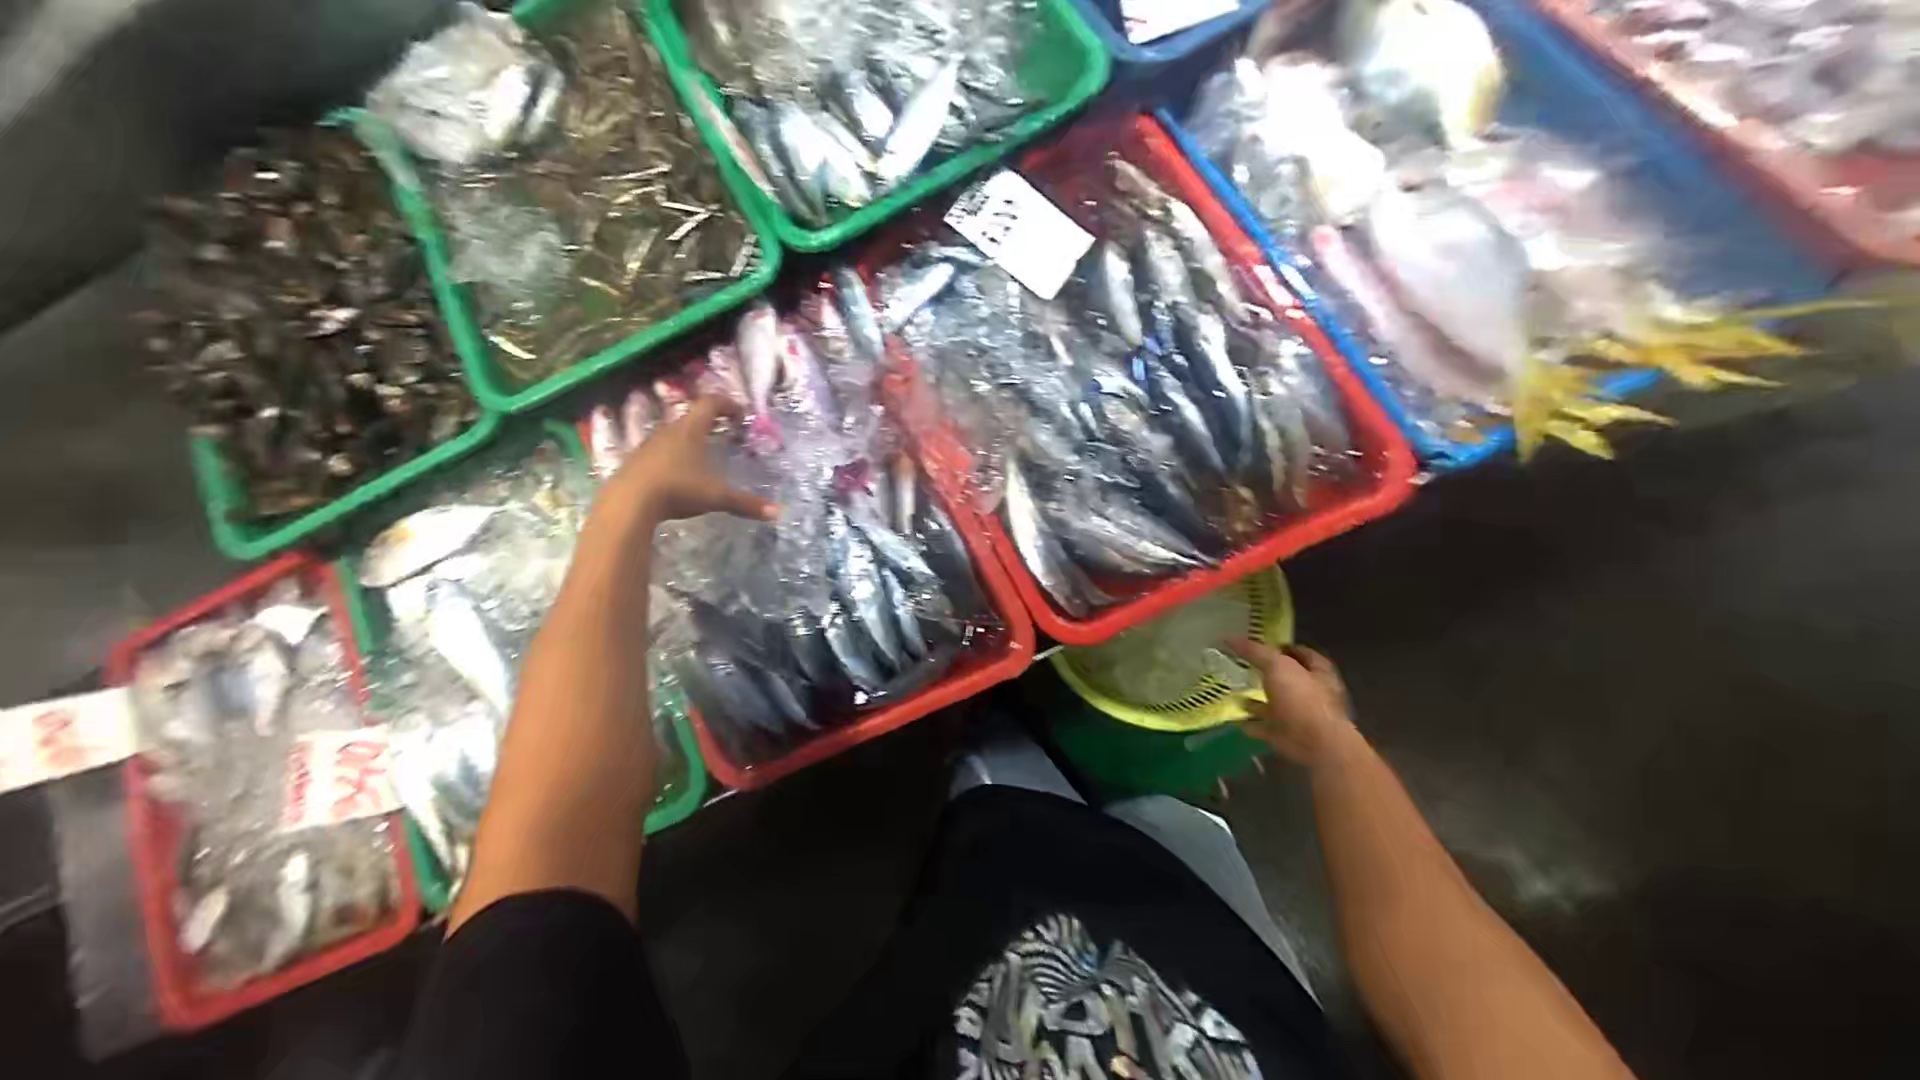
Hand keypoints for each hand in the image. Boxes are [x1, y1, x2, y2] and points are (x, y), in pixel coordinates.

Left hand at [602, 396, 777, 526]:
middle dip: (710, 422)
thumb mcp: (716, 497)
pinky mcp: (636, 462)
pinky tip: (679, 475)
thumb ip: (745, 504)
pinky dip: (674, 455)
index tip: (740, 413)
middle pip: (691, 417)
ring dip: (690, 438)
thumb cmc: (677, 490)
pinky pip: (660, 451)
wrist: (628, 503)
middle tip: (726, 432)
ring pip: (674, 434)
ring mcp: (649, 445)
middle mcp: (669, 431)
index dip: (727, 404)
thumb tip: (778, 512)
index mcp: (691, 430)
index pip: (710, 403)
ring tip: (704, 454)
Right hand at [1224, 639, 1360, 767]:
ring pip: (1275, 703)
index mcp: (1317, 672)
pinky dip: (1250, 723)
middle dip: (1268, 673)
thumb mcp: (1277, 665)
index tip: (1259, 643)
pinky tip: (1234, 717)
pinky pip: (1264, 726)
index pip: (1301, 653)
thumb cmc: (1302, 698)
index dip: (1282, 647)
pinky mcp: (1286, 734)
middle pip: (1287, 678)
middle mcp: (1311, 692)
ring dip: (1257, 700)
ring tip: (1233, 690)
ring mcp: (1299, 716)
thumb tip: (1228, 638)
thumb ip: (1254, 651)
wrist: (1315, 744)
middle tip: (1242, 665)